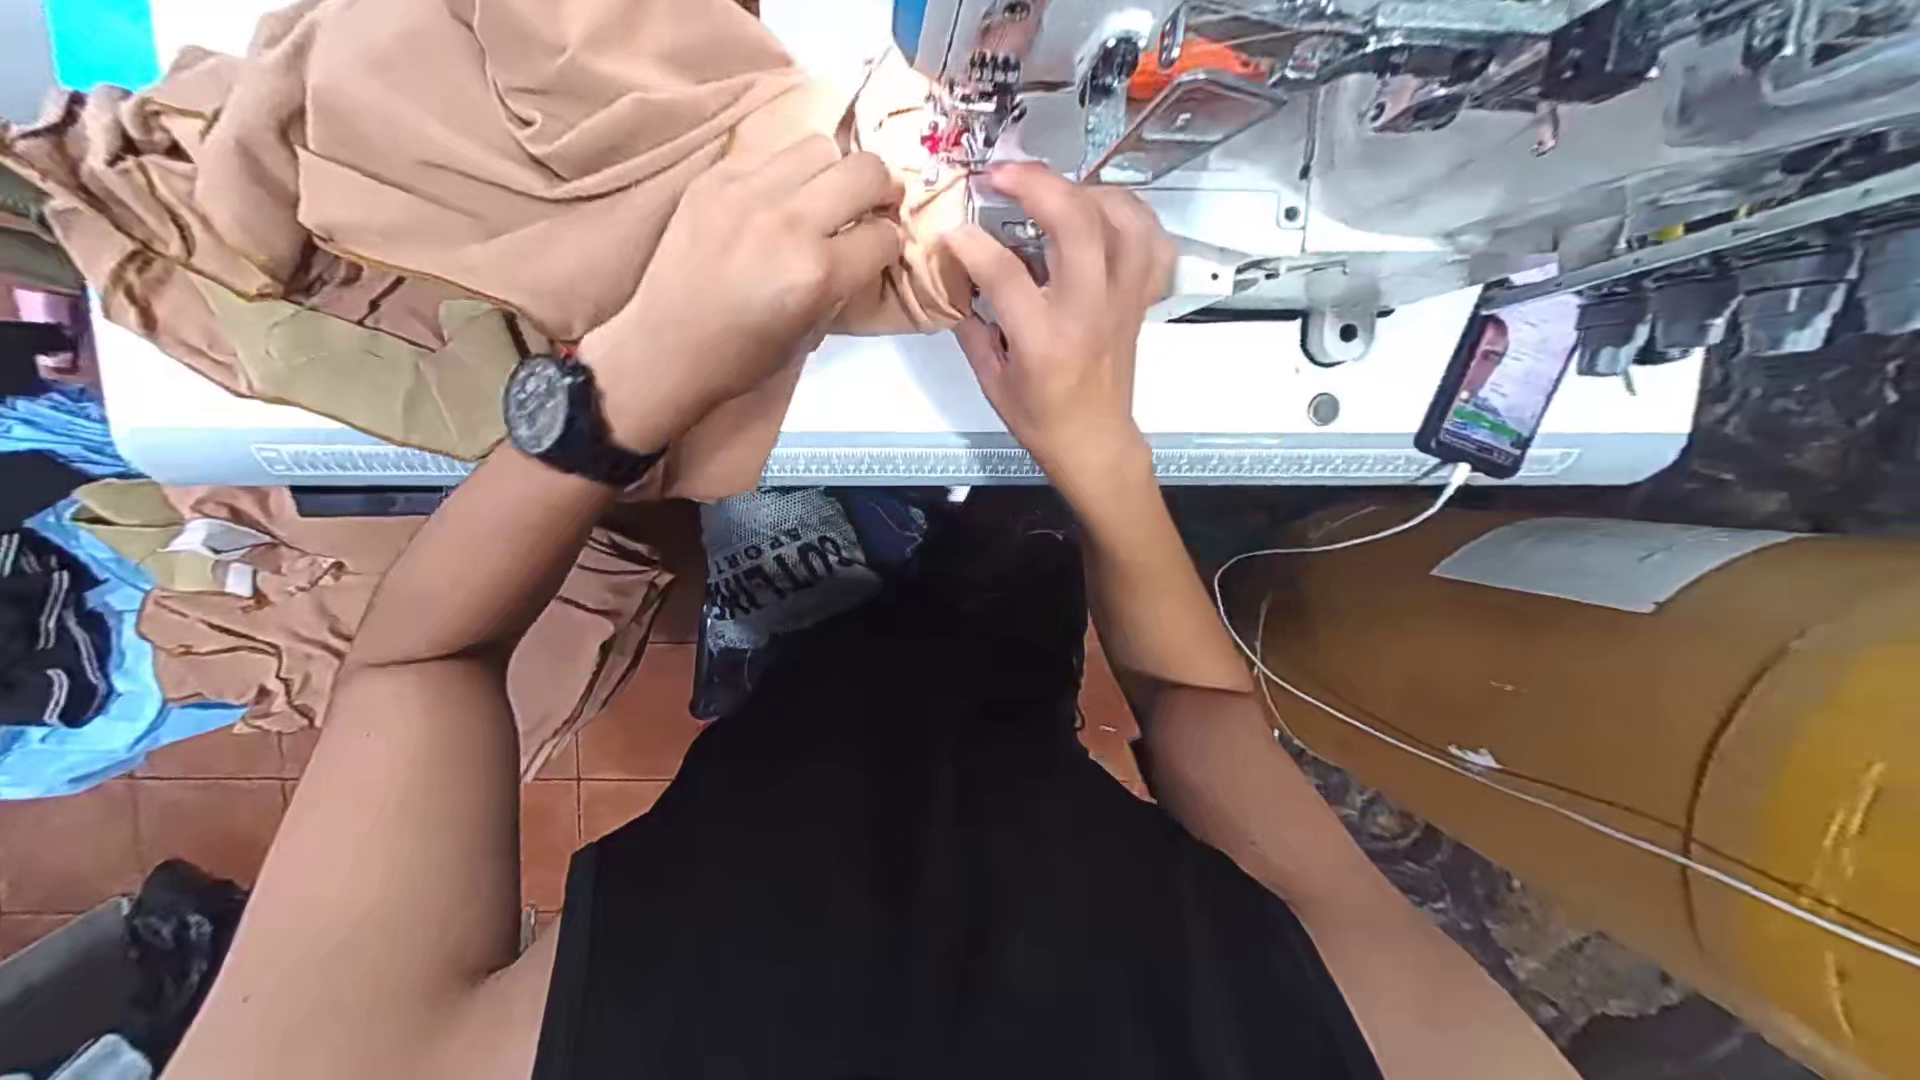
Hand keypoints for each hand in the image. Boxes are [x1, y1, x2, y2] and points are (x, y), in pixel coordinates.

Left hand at [582, 136, 905, 450]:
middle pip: (864, 171)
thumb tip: (867, 246)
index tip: (883, 246)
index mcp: (818, 274)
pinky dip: (786, 174)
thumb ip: (845, 282)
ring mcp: (747, 193)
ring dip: (834, 172)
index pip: (883, 235)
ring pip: (819, 147)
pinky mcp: (715, 178)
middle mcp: (790, 224)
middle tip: (874, 205)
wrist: (670, 347)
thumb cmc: (747, 356)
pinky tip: (777, 201)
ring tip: (823, 197)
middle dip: (882, 189)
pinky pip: (771, 154)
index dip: (891, 242)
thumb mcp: (813, 329)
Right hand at [944, 164, 1174, 488]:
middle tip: (1002, 174)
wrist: (1095, 442)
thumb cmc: (1041, 420)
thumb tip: (958, 276)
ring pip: (1124, 219)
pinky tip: (1104, 214)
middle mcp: (1089, 312)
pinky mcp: (1140, 300)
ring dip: (1086, 190)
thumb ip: (971, 326)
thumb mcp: (992, 381)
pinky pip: (1153, 242)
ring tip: (1055, 189)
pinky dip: (1133, 216)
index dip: (971, 242)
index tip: (952, 230)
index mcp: (1044, 341)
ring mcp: (1122, 301)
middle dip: (1035, 183)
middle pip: (1076, 224)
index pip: (1004, 273)